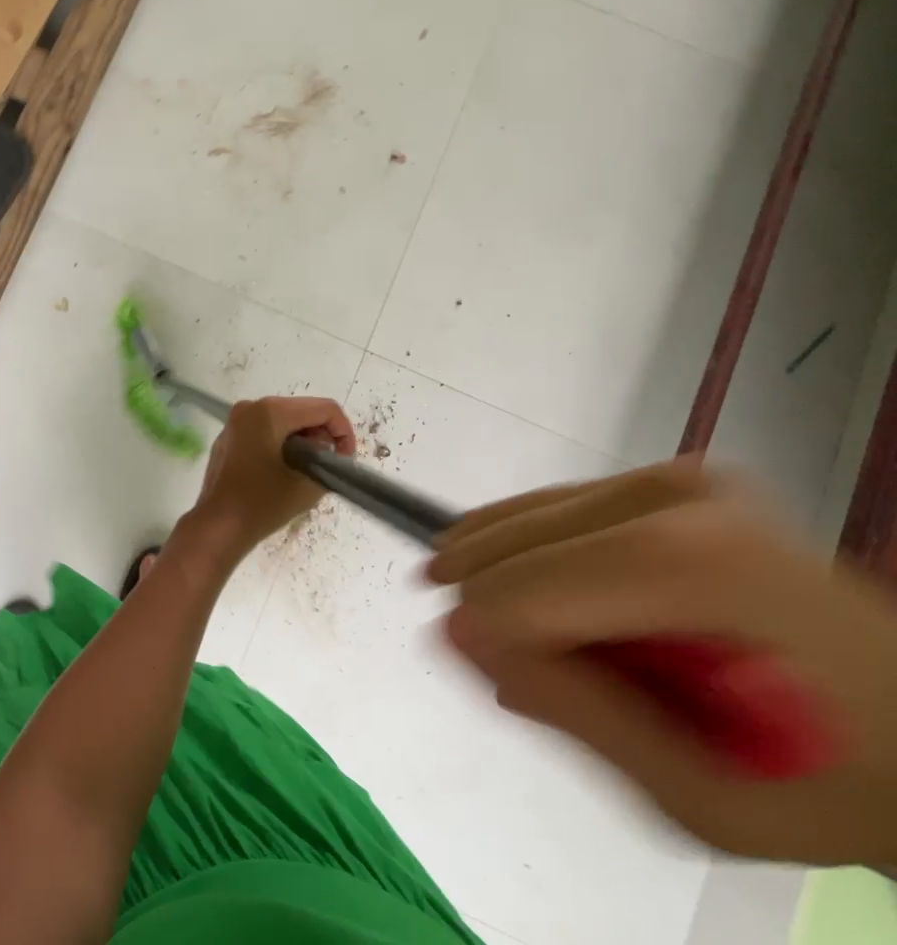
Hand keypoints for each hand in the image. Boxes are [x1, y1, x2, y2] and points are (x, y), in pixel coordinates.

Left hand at [187, 396, 355, 559]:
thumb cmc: (263, 503)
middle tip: (328, 463)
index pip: (324, 409)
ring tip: (308, 467)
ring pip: (283, 419)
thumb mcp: (309, 482)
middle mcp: (249, 408)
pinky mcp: (228, 437)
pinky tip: (284, 467)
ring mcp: (234, 421)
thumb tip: (324, 447)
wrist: (219, 524)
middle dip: (321, 434)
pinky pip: (263, 429)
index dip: (343, 431)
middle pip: (302, 410)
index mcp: (270, 412)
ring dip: (302, 438)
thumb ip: (327, 457)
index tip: (345, 458)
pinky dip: (280, 441)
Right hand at [428, 458, 896, 864]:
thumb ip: (572, 710)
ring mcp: (677, 482)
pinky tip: (555, 601)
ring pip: (511, 524)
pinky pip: (540, 511)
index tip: (527, 696)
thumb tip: (454, 634)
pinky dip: (524, 559)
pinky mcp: (671, 482)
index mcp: (693, 567)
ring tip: (565, 648)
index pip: (512, 592)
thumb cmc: (822, 776)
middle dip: (498, 614)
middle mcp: (680, 500)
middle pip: (503, 548)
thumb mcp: (702, 796)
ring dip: (507, 587)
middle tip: (548, 679)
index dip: (495, 650)